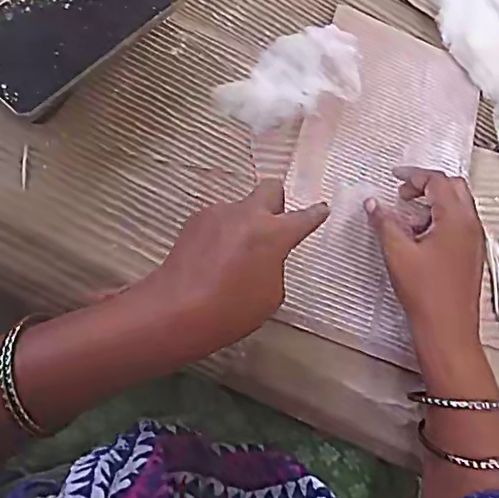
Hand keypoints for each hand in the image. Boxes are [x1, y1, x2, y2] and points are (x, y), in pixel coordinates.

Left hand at [137, 179, 327, 347]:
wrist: (178, 308)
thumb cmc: (229, 309)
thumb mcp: (271, 294)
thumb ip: (274, 263)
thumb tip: (265, 255)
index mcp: (273, 233)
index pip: (304, 217)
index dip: (314, 214)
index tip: (320, 209)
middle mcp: (247, 214)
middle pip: (270, 188)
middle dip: (277, 201)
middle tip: (275, 221)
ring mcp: (218, 213)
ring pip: (240, 207)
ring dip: (242, 223)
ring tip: (234, 255)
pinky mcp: (195, 220)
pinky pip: (217, 220)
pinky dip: (220, 234)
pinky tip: (213, 259)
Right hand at [366, 167, 485, 347]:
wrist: (448, 329)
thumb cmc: (427, 293)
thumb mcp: (397, 252)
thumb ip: (384, 222)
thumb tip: (373, 205)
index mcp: (457, 219)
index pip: (438, 181)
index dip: (414, 174)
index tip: (395, 176)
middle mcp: (471, 226)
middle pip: (453, 187)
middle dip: (426, 184)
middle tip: (401, 193)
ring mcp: (474, 241)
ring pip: (456, 206)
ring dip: (431, 203)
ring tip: (405, 219)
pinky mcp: (471, 254)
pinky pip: (457, 224)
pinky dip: (437, 219)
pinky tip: (416, 238)